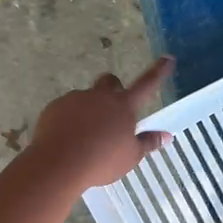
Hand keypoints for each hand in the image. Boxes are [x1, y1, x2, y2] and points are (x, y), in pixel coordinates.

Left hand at [26, 57, 173, 188]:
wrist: (58, 163)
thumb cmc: (101, 161)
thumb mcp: (131, 156)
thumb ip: (148, 143)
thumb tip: (167, 135)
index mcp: (123, 106)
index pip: (147, 84)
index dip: (159, 71)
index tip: (167, 58)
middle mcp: (100, 96)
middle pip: (110, 81)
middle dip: (114, 89)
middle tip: (113, 111)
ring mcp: (75, 99)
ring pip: (86, 98)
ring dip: (89, 110)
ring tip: (85, 136)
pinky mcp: (55, 107)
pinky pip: (66, 109)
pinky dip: (70, 119)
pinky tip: (68, 138)